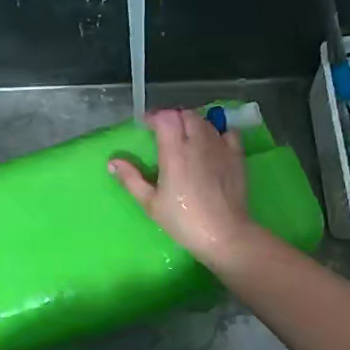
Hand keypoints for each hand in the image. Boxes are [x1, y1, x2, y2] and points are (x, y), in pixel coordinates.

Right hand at [109, 109, 260, 267]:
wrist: (224, 234)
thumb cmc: (183, 221)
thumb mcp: (151, 203)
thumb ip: (131, 179)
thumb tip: (112, 162)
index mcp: (175, 152)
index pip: (166, 118)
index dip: (155, 117)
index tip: (146, 126)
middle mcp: (198, 143)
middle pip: (186, 115)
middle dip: (173, 118)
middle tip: (164, 133)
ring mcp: (220, 147)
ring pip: (205, 122)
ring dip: (192, 124)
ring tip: (185, 139)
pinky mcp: (237, 156)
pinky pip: (227, 132)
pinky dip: (216, 133)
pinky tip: (211, 145)